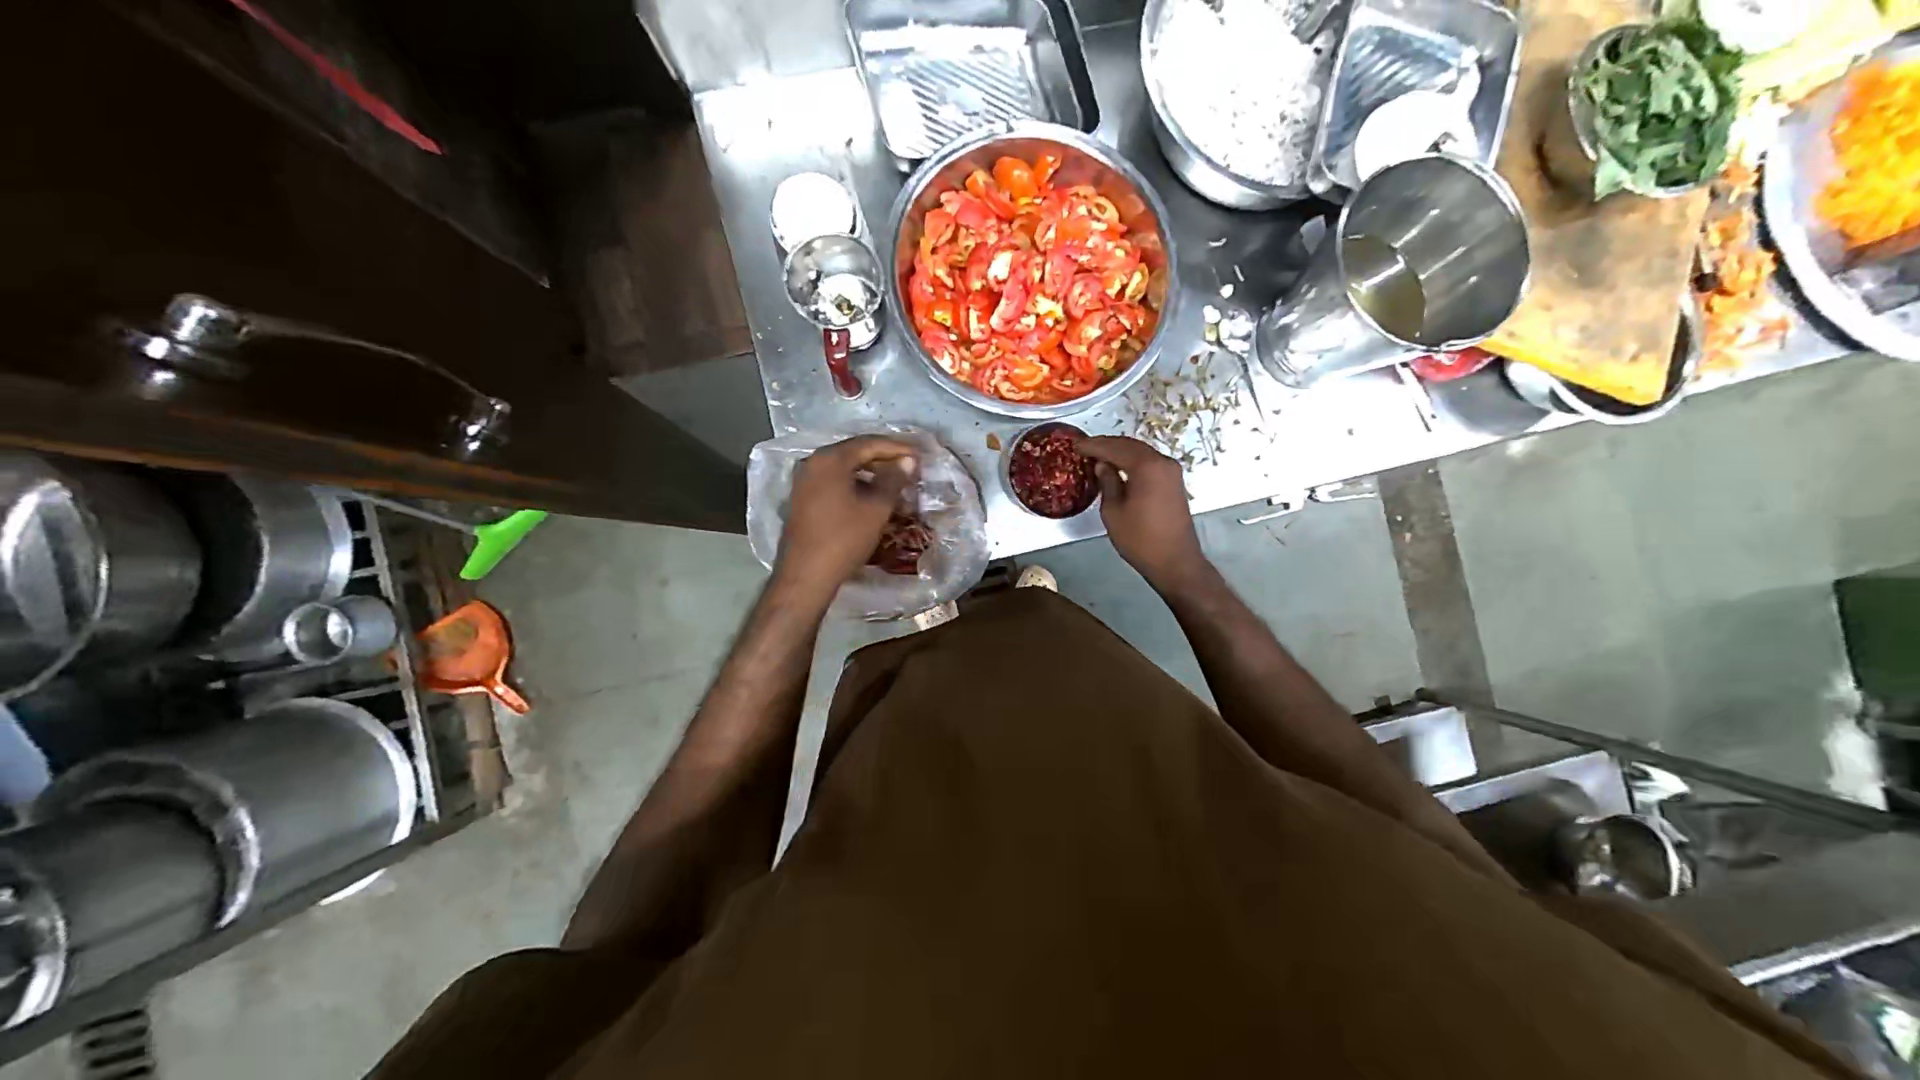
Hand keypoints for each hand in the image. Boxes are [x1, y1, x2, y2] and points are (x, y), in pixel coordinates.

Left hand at [775, 435, 916, 594]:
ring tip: (896, 482)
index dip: (897, 447)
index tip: (918, 454)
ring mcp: (805, 480)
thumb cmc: (845, 538)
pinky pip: (835, 481)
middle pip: (855, 452)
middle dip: (884, 459)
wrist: (807, 573)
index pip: (869, 443)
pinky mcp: (804, 497)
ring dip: (871, 473)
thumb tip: (907, 461)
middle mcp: (813, 462)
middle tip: (909, 466)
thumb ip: (893, 479)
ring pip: (845, 468)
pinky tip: (873, 496)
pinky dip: (856, 484)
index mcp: (830, 459)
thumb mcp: (876, 507)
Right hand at [1076, 436, 1211, 593]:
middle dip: (1107, 445)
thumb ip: (1107, 482)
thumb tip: (1102, 465)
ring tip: (1097, 455)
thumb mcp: (1113, 511)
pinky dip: (1132, 461)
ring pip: (1141, 452)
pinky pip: (1149, 463)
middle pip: (1130, 445)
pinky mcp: (1174, 482)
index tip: (1075, 444)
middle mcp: (1162, 462)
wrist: (1174, 561)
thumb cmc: (1140, 539)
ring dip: (1119, 452)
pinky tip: (1118, 467)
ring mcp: (1171, 471)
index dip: (1094, 445)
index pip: (1115, 448)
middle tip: (1085, 447)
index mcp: (1147, 467)